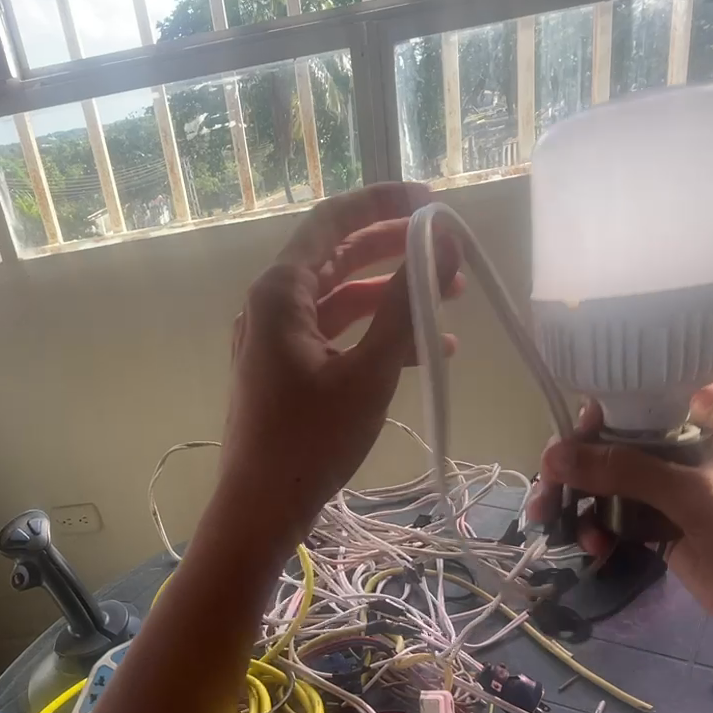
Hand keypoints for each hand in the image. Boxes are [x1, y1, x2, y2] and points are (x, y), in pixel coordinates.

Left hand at [215, 183, 459, 547]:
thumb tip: (445, 242)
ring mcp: (275, 342)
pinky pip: (334, 339)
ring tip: (449, 309)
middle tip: (451, 259)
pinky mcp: (284, 373)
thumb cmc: (311, 440)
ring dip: (392, 302)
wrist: (261, 509)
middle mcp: (271, 307)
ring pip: (341, 303)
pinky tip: (424, 355)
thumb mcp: (368, 371)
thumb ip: (406, 303)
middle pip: (339, 258)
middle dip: (397, 255)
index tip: (433, 203)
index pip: (333, 220)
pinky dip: (374, 340)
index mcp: (280, 293)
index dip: (384, 203)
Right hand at [528, 384, 712, 657]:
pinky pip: (621, 519)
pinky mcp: (669, 530)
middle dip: (578, 468)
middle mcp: (696, 446)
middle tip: (546, 490)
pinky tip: (593, 547)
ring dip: (583, 503)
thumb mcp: (696, 491)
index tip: (567, 439)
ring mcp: (681, 491)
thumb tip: (551, 455)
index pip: (646, 397)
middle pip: (620, 443)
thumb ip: (622, 469)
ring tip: (555, 525)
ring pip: (614, 484)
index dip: (602, 414)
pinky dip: (601, 529)